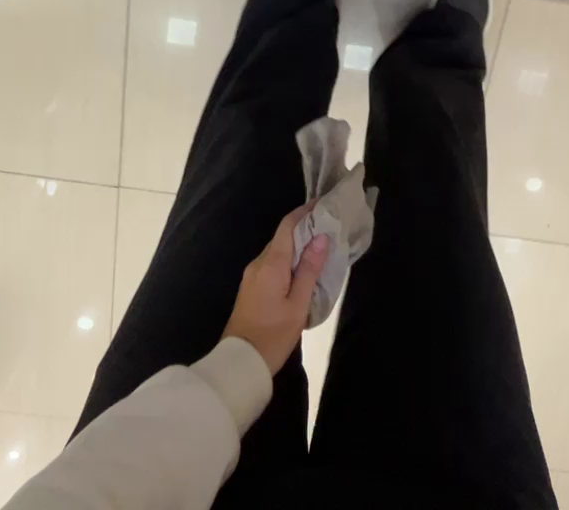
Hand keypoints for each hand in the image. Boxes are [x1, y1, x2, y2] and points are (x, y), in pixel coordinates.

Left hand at [222, 204, 331, 375]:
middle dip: (304, 229)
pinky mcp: (251, 288)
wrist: (239, 364)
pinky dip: (289, 260)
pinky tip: (303, 270)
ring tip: (321, 248)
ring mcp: (252, 276)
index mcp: (270, 264)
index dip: (304, 212)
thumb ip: (309, 270)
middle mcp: (258, 264)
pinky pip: (272, 265)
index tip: (322, 204)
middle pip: (282, 237)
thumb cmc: (272, 335)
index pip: (287, 226)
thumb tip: (321, 237)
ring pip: (277, 252)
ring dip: (297, 246)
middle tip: (329, 228)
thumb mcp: (297, 305)